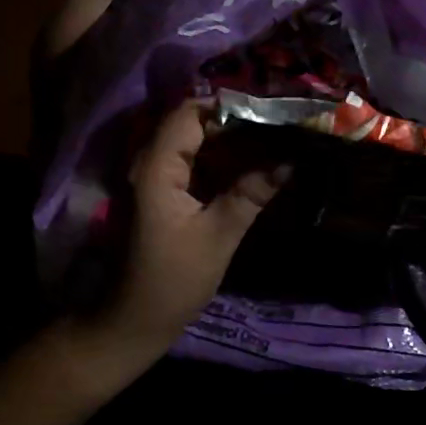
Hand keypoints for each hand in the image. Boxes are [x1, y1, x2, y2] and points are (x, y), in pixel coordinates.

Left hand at [104, 99, 286, 347]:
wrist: (135, 320)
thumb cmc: (173, 280)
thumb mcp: (218, 236)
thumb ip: (251, 194)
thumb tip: (290, 161)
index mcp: (157, 167)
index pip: (189, 113)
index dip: (228, 105)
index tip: (269, 107)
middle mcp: (150, 163)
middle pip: (192, 123)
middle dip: (234, 120)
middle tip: (278, 122)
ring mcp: (155, 178)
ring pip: (194, 143)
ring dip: (230, 140)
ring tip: (273, 138)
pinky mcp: (163, 194)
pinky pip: (194, 163)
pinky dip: (221, 160)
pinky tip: (252, 165)